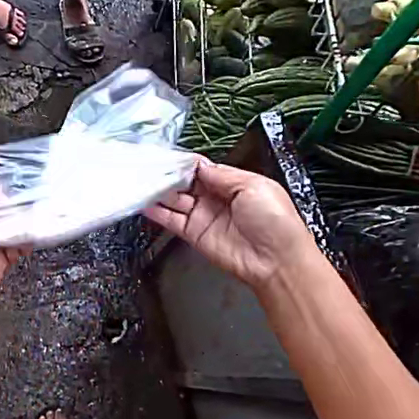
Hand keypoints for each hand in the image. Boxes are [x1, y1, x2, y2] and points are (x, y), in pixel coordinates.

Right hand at [142, 160, 319, 290]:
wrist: (277, 261)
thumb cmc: (276, 222)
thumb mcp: (253, 185)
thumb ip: (223, 175)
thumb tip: (200, 166)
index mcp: (235, 183)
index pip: (203, 168)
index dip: (186, 163)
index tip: (170, 157)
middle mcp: (217, 199)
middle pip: (185, 182)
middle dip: (169, 174)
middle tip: (151, 166)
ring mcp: (205, 217)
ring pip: (175, 199)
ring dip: (159, 190)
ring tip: (141, 180)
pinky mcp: (195, 235)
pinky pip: (171, 220)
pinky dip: (156, 212)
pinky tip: (144, 202)